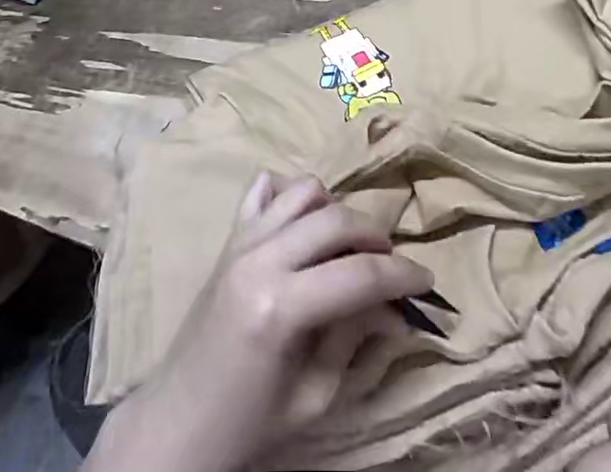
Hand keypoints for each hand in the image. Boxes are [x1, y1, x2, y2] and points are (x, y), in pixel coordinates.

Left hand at [86, 173, 432, 471]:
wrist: (181, 416)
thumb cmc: (251, 420)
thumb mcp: (316, 394)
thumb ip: (355, 338)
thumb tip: (397, 309)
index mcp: (280, 306)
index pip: (359, 273)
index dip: (403, 276)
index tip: (429, 283)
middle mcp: (258, 259)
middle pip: (336, 219)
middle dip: (376, 237)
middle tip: (393, 267)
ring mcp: (239, 242)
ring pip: (302, 191)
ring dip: (336, 211)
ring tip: (349, 247)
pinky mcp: (228, 239)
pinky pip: (262, 191)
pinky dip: (290, 196)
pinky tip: (304, 226)